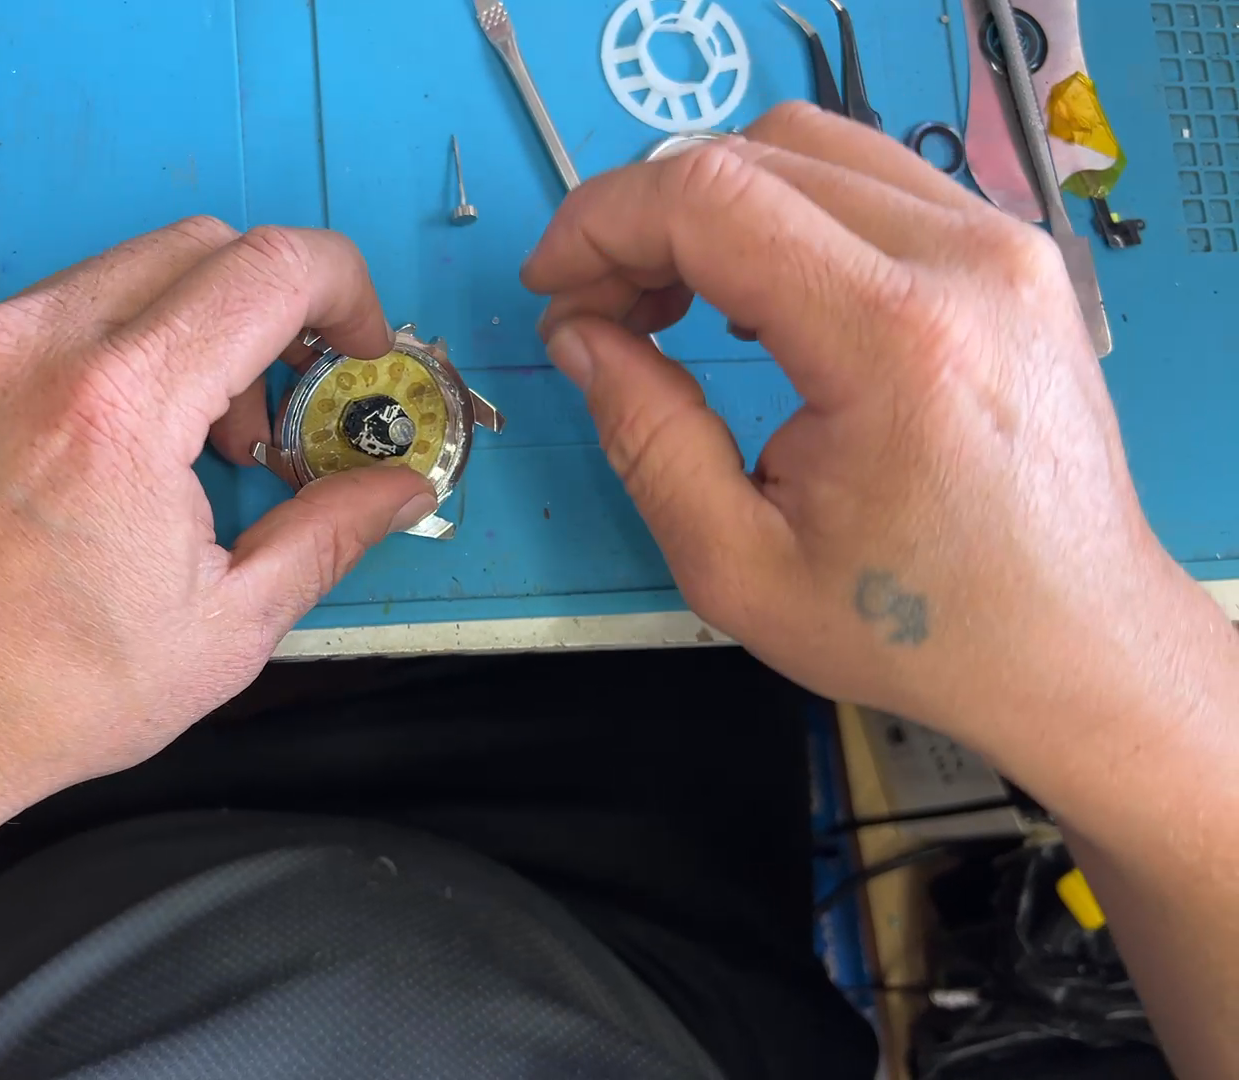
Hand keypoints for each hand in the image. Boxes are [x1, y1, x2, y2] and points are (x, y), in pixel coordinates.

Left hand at [0, 218, 431, 799]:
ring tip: (212, 438)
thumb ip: (332, 534)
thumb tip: (402, 487)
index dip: (343, 292)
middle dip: (279, 310)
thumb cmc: (56, 696)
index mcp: (119, 410)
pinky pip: (75, 305)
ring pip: (139, 270)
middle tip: (294, 402)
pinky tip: (139, 436)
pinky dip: (137, 341)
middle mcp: (38, 348)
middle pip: (209, 249)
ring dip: (207, 329)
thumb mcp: (227, 626)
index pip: (268, 270)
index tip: (358, 349)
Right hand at [524, 104, 1220, 759]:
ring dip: (692, 214)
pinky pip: (851, 183)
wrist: (1068, 646)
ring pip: (801, 150)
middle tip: (586, 311)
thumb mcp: (727, 560)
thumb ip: (642, 435)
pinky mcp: (999, 256)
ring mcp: (996, 243)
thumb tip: (576, 335)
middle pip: (750, 158)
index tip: (545, 290)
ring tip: (649, 305)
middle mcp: (962, 257)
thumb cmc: (895, 624)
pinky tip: (730, 300)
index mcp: (890, 339)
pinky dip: (757, 219)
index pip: (711, 202)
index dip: (598, 225)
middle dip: (632, 220)